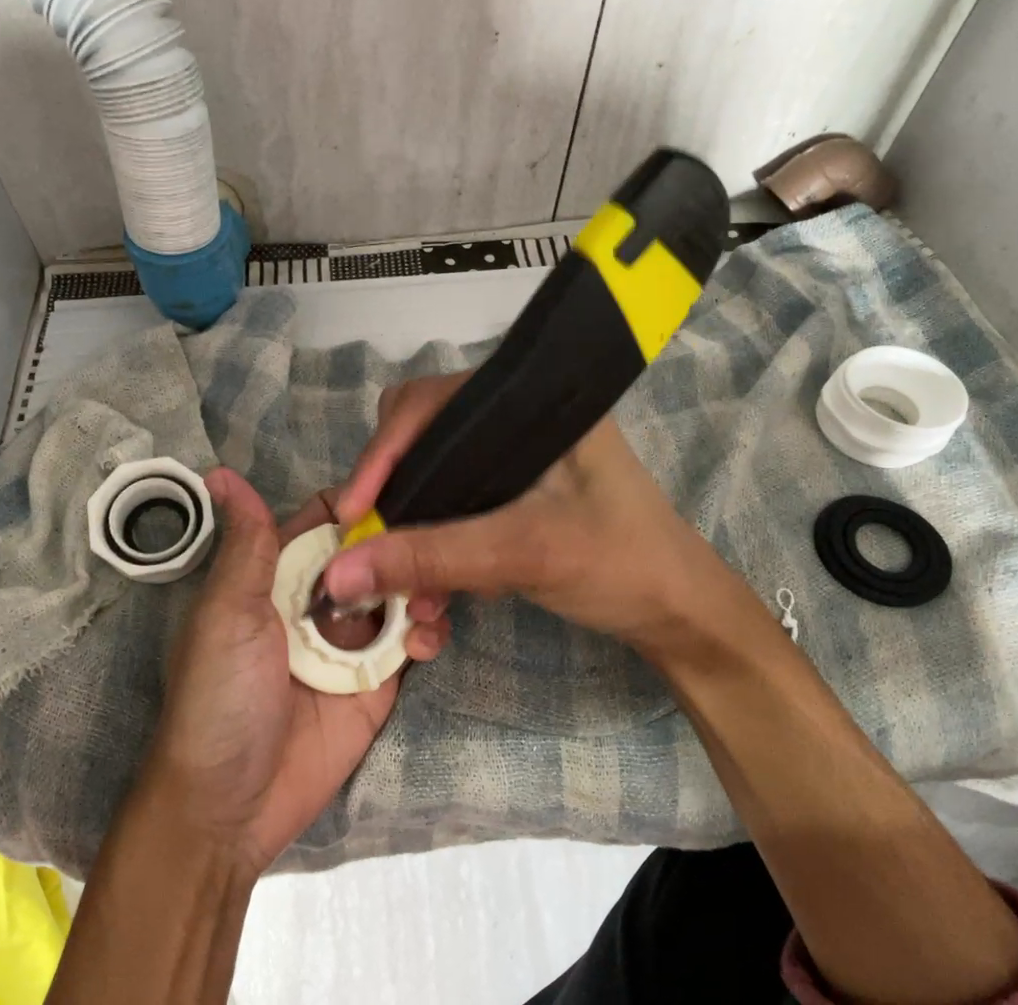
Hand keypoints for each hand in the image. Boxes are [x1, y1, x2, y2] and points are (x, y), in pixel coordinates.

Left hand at [139, 468, 450, 873]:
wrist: (230, 806)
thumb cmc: (219, 699)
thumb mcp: (227, 615)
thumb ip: (247, 546)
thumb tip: (221, 472)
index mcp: (274, 575)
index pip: (325, 519)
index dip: (360, 500)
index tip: (402, 484)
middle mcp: (315, 600)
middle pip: (372, 553)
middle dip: (402, 545)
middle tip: (427, 549)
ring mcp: (349, 642)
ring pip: (398, 593)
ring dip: (419, 586)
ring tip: (426, 601)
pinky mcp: (376, 683)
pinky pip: (410, 644)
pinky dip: (426, 633)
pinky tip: (424, 639)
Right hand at [327, 371, 764, 650]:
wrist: (679, 615)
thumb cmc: (619, 562)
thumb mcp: (522, 552)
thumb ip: (429, 556)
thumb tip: (338, 572)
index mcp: (529, 400)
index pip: (427, 405)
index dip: (380, 455)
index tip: (353, 514)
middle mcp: (516, 420)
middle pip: (419, 443)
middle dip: (392, 501)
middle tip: (371, 546)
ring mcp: (513, 461)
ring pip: (431, 484)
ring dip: (411, 538)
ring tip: (409, 595)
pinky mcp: (512, 499)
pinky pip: (452, 513)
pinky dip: (436, 552)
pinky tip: (438, 597)